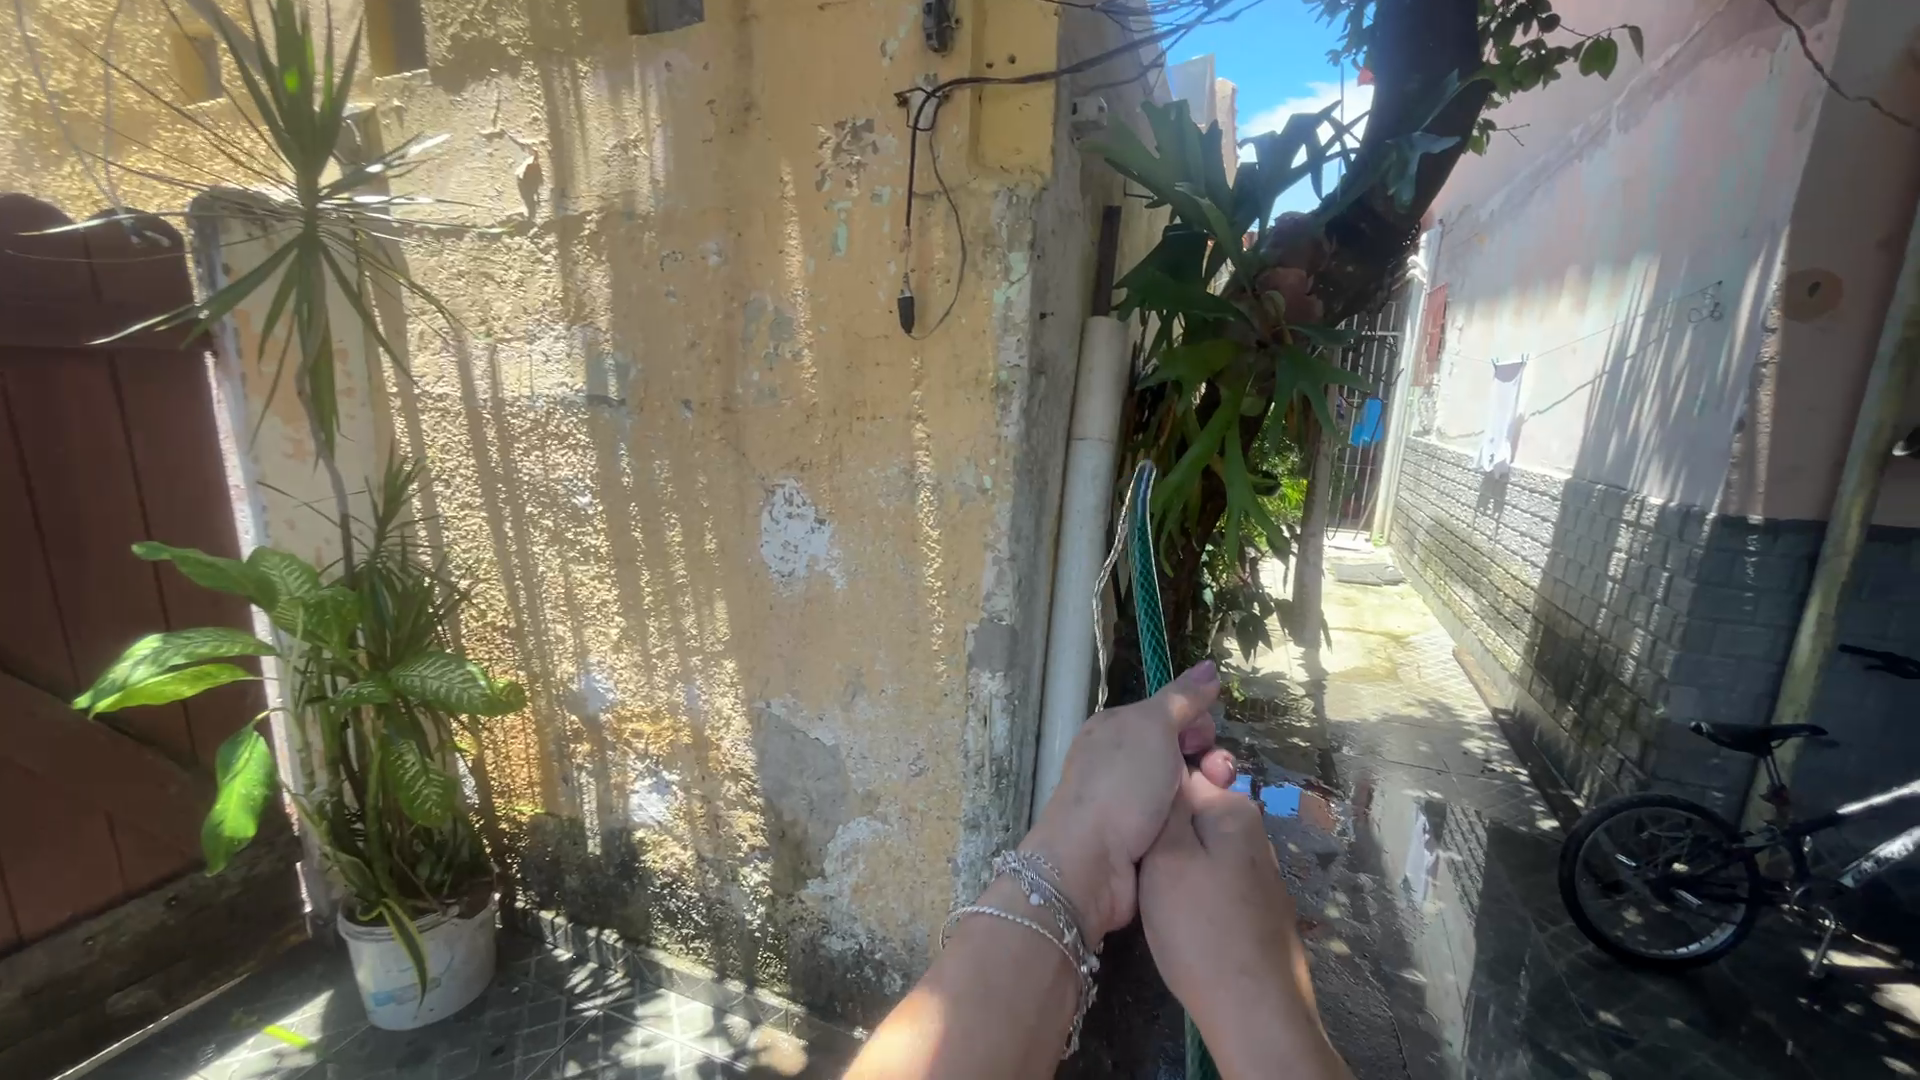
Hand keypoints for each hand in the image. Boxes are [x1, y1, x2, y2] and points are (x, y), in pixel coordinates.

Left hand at [1020, 662, 1233, 938]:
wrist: (1092, 862)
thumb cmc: (1121, 784)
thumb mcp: (1152, 727)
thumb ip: (1182, 698)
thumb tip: (1210, 666)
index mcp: (1117, 728)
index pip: (1171, 715)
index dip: (1197, 725)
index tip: (1205, 742)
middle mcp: (1121, 761)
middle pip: (1183, 753)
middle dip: (1209, 762)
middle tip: (1219, 777)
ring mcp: (1131, 802)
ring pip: (1187, 790)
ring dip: (1207, 795)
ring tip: (1214, 807)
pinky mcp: (1143, 840)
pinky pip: (1182, 822)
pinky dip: (1196, 824)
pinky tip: (1208, 832)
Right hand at [1138, 771, 1351, 1079]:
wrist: (1254, 1013)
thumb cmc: (1199, 927)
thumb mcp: (1166, 856)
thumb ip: (1166, 806)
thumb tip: (1168, 768)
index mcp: (1232, 809)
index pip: (1178, 778)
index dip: (1148, 800)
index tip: (1128, 826)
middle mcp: (1253, 831)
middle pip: (1190, 814)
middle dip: (1162, 834)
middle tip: (1137, 865)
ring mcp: (1259, 870)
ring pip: (1200, 849)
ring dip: (1176, 864)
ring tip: (1154, 893)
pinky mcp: (1258, 905)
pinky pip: (1214, 878)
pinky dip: (1194, 889)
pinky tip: (1183, 917)